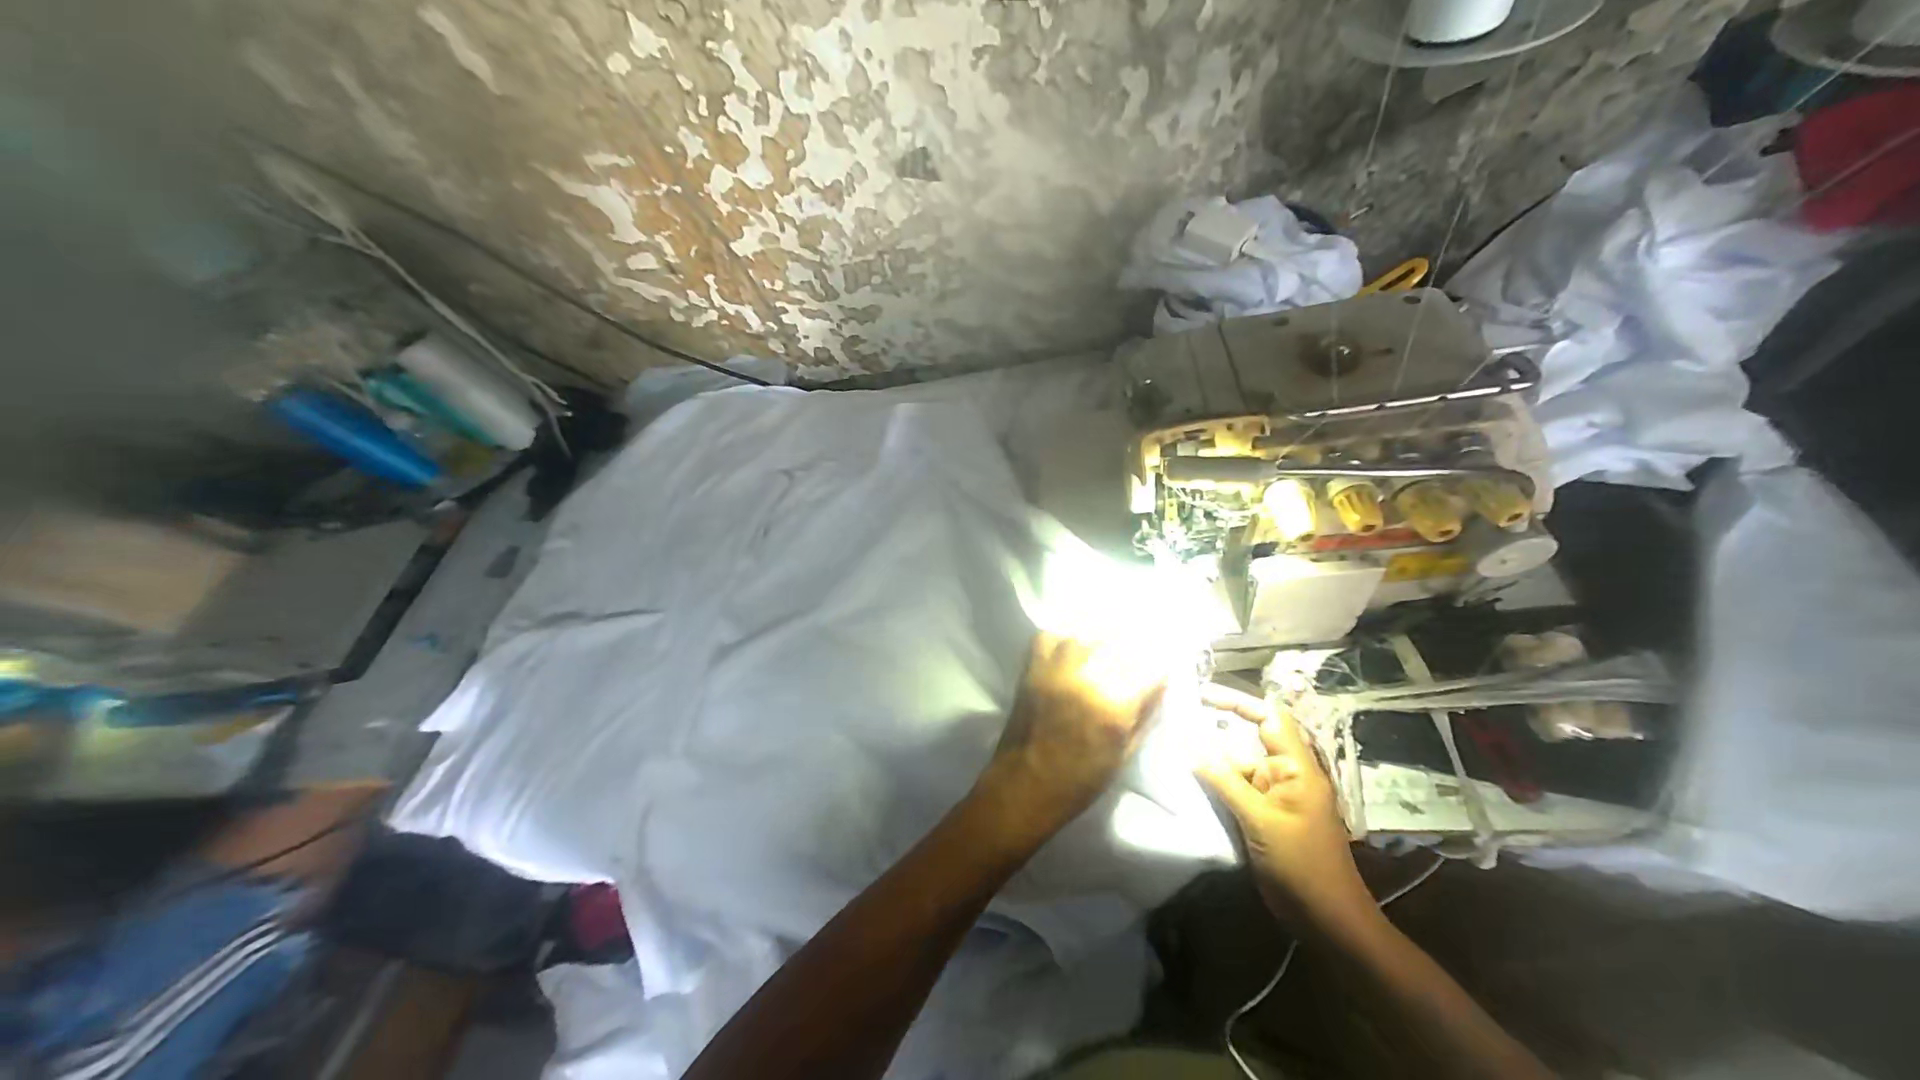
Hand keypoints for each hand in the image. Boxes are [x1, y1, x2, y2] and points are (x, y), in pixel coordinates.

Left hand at [977, 632, 1166, 838]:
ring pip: (1083, 638)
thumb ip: (1144, 718)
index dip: (1157, 669)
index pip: (1149, 670)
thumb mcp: (1122, 757)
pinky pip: (1046, 639)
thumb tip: (1161, 684)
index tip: (1158, 670)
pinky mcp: (1031, 672)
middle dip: (1130, 652)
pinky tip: (1069, 652)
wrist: (1022, 789)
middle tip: (1131, 662)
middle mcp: (1086, 682)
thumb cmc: (1078, 784)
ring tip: (1101, 654)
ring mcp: (1055, 673)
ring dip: (1096, 643)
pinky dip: (1059, 640)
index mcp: (1114, 710)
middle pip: (1117, 646)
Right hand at [1195, 684, 1372, 928]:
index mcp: (1295, 768)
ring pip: (1236, 769)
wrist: (1328, 920)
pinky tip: (1186, 782)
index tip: (1201, 695)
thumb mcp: (1260, 820)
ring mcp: (1273, 798)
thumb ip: (1225, 781)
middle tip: (1172, 725)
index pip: (1269, 718)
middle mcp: (1284, 775)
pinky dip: (1213, 786)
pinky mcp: (1262, 818)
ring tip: (1170, 752)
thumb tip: (1190, 747)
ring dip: (1209, 763)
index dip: (1238, 701)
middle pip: (1246, 742)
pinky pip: (1234, 792)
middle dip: (1212, 734)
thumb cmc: (1302, 865)